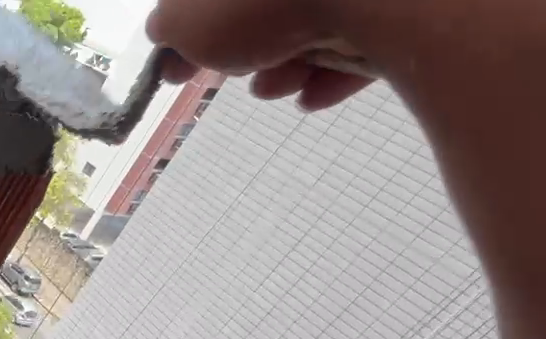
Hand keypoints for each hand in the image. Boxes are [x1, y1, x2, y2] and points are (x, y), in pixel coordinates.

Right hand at [145, 0, 374, 111]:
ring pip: (315, 20)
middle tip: (236, 73)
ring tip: (279, 85)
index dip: (190, 30)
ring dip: (285, 65)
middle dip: (245, 49)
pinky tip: (315, 93)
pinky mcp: (406, 3)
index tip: (180, 69)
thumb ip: (169, 23)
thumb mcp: (181, 16)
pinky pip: (367, 32)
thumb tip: (172, 30)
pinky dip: (336, 68)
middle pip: (263, 8)